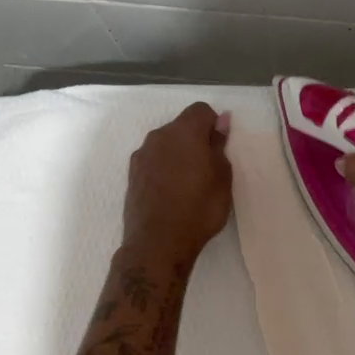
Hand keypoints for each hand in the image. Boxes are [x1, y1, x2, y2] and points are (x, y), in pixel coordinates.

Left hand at [123, 102, 232, 264]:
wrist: (157, 244)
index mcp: (184, 131)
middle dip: (195, 139)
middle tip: (208, 168)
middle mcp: (159, 136)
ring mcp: (141, 155)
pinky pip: (153, 161)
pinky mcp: (131, 175)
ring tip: (188, 183)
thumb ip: (219, 144)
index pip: (200, 110)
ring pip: (166, 143)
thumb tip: (220, 120)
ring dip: (178, 154)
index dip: (213, 124)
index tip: (219, 147)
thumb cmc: (199, 208)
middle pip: (181, 126)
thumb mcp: (222, 176)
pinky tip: (170, 192)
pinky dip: (164, 168)